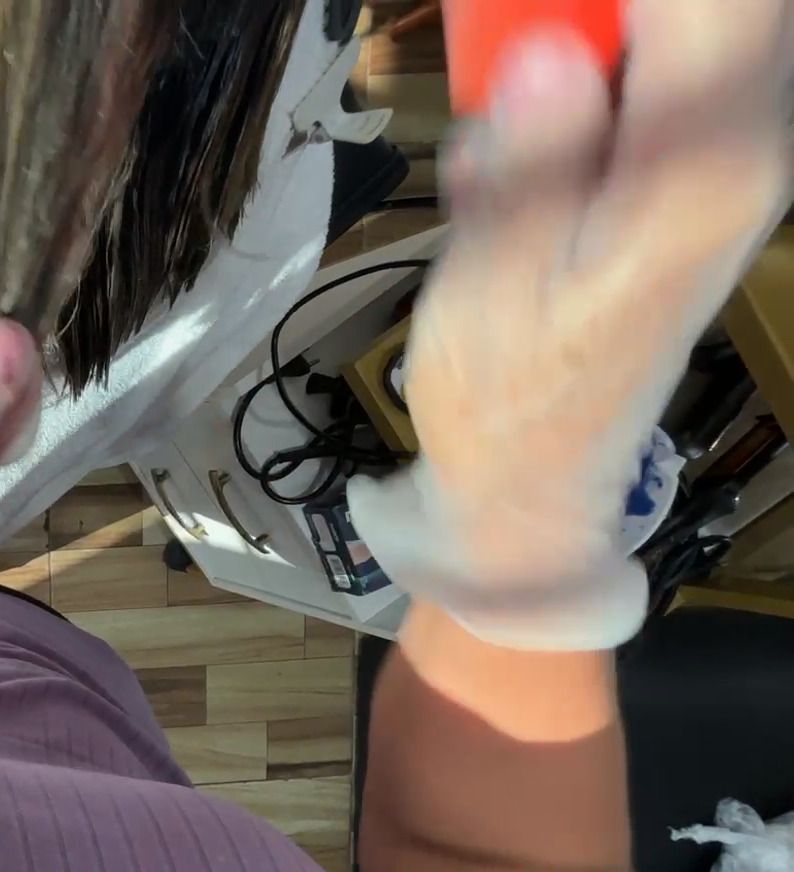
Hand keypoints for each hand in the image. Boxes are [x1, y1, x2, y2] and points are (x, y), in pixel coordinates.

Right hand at [349, 0, 792, 648]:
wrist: (532, 471)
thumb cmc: (501, 398)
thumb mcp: (487, 290)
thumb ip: (526, 170)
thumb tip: (542, 58)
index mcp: (700, 175)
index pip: (710, 8)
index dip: (594, 3)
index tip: (516, 23)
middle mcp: (737, 156)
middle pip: (696, 22)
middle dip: (577, 30)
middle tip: (490, 67)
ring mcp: (716, 169)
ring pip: (664, 55)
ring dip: (564, 73)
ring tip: (494, 149)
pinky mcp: (680, 189)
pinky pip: (642, 101)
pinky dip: (567, 110)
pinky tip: (511, 169)